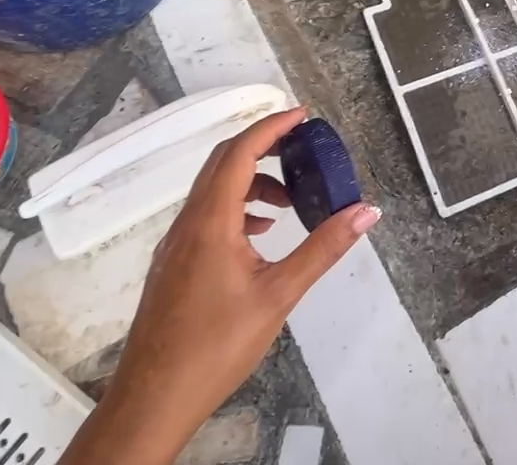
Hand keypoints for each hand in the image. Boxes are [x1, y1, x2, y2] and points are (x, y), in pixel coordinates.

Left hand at [74, 107, 380, 460]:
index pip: (240, 154)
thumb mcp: (279, 296)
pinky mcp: (173, 265)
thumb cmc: (215, 347)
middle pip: (222, 163)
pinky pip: (207, 215)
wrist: (150, 401)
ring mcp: (176, 245)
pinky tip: (261, 234)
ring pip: (213, 190)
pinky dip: (238, 207)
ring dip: (253, 180)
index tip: (302, 115)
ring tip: (291, 201)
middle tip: (302, 145)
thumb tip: (366, 211)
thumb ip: (323, 248)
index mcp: (210, 222)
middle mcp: (187, 224)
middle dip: (263, 145)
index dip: (271, 127)